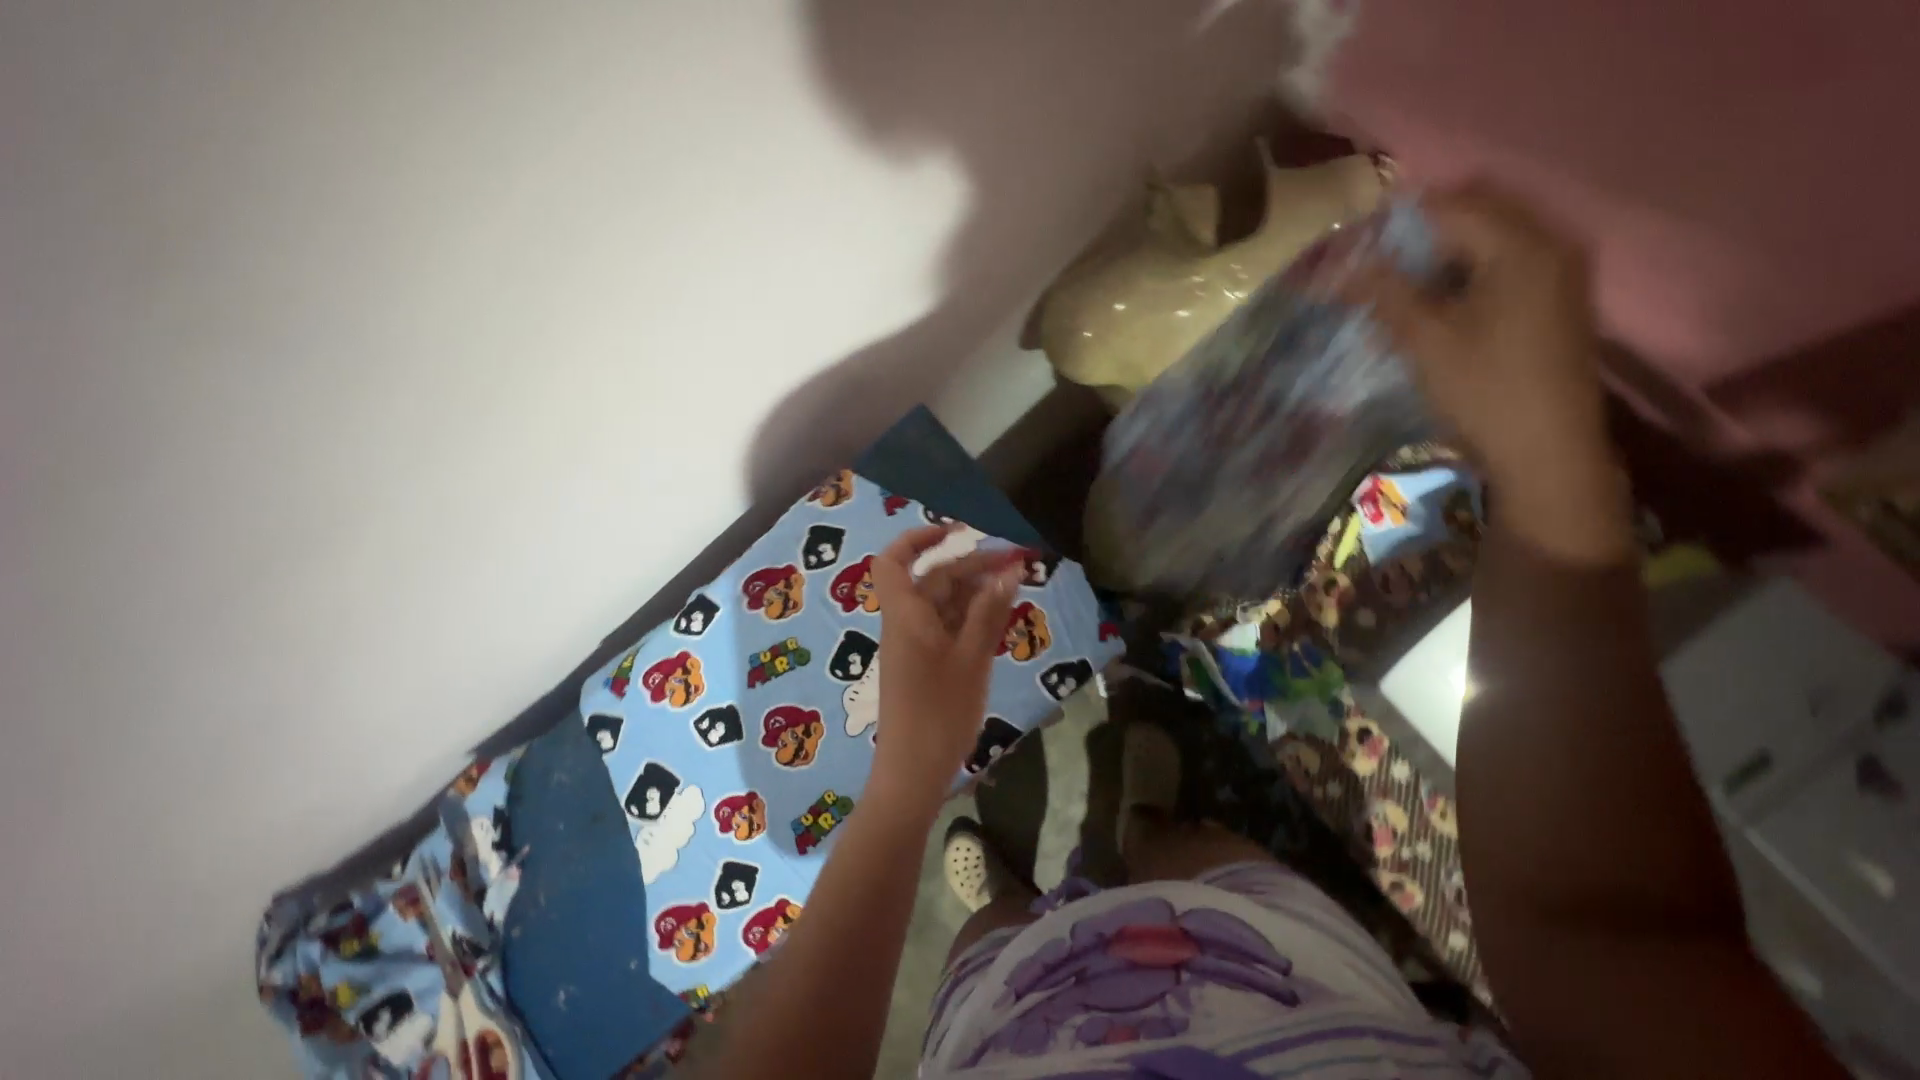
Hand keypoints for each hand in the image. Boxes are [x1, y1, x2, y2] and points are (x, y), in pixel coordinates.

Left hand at [867, 525, 1023, 816]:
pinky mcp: (926, 668)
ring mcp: (916, 647)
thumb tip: (1009, 569)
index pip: (894, 560)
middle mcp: (906, 624)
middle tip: (1017, 561)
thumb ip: (989, 613)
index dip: (920, 538)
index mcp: (906, 615)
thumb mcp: (971, 659)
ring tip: (1016, 586)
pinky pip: (948, 629)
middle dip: (972, 565)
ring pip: (944, 605)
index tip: (958, 530)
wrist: (913, 773)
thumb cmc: (939, 713)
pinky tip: (1001, 619)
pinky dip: (972, 618)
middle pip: (933, 580)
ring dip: (976, 591)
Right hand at [1349, 183, 1631, 561]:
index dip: (1397, 223)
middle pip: (1473, 220)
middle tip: (1374, 270)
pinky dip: (1464, 281)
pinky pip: (1503, 272)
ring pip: (1487, 247)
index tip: (1357, 247)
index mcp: (1520, 246)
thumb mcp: (1425, 339)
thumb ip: (1386, 293)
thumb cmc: (1484, 390)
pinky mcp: (1555, 306)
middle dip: (1418, 239)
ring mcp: (1558, 277)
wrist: (1548, 453)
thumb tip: (1347, 267)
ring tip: (1397, 294)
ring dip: (1439, 263)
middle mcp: (1549, 247)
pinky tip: (1434, 312)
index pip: (1450, 207)